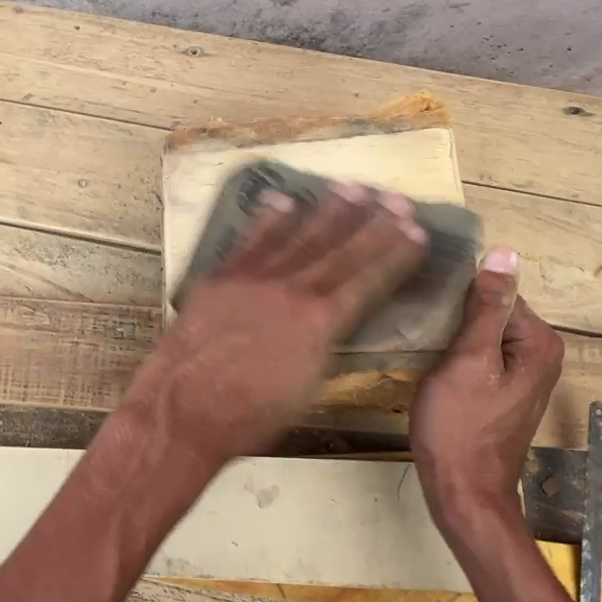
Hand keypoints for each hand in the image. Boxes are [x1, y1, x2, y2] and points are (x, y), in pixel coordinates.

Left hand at [132, 183, 427, 466]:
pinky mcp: (221, 278)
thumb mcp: (307, 387)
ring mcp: (254, 280)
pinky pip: (249, 241)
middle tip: (395, 196)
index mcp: (322, 322)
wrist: (185, 405)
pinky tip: (282, 199)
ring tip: (351, 187)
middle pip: (339, 250)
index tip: (416, 230)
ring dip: (326, 211)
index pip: (368, 280)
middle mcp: (292, 291)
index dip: (395, 255)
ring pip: (297, 237)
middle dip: (371, 223)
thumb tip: (336, 322)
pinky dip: (267, 219)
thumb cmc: (251, 414)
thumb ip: (324, 345)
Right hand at [410, 247, 564, 532]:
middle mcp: (541, 353)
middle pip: (490, 310)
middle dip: (454, 313)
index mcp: (539, 341)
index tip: (423, 303)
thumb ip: (485, 308)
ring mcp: (523, 374)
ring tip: (418, 338)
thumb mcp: (467, 361)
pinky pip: (478, 354)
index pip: (496, 291)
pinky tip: (430, 360)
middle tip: (415, 322)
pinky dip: (454, 352)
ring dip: (450, 332)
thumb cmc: (459, 427)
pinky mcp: (503, 389)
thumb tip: (505, 253)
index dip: (457, 294)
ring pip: (480, 332)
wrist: (462, 489)